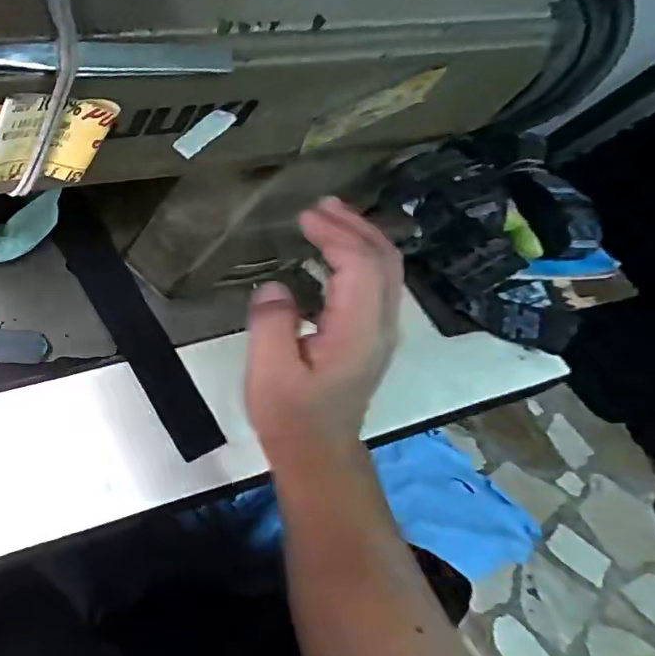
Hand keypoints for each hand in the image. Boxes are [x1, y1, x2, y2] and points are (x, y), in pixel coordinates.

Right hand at [244, 197, 403, 453]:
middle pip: (385, 260)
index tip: (304, 217)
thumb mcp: (269, 372)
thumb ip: (271, 324)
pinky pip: (375, 285)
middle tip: (321, 205)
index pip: (360, 266)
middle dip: (356, 226)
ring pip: (385, 271)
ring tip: (328, 219)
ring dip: (360, 239)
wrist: (317, 450)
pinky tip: (330, 258)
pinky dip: (357, 260)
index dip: (336, 235)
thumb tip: (275, 286)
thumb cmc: (290, 415)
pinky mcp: (371, 338)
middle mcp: (381, 326)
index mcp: (358, 331)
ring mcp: (381, 332)